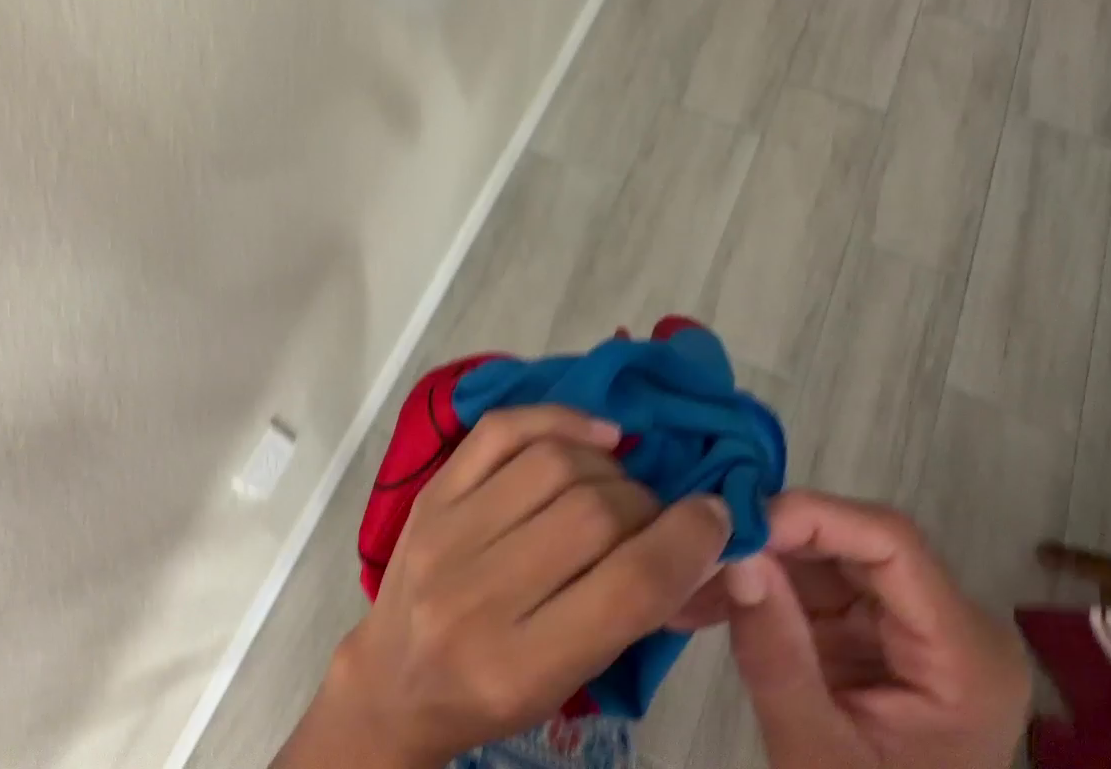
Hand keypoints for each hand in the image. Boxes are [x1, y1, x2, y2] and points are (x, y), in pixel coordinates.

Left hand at [274, 406, 733, 768]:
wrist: (395, 679)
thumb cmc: (496, 691)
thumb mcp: (573, 679)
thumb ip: (641, 613)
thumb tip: (710, 539)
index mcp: (521, 666)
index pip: (629, 584)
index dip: (689, 540)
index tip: (715, 516)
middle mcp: (476, 596)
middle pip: (594, 514)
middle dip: (648, 505)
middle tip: (656, 514)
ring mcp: (444, 534)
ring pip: (553, 463)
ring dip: (608, 467)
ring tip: (617, 484)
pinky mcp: (430, 492)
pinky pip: (502, 428)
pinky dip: (559, 419)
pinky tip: (593, 436)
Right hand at [685, 491, 1030, 768]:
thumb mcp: (817, 756)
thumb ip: (777, 654)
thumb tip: (734, 554)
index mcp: (965, 654)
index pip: (891, 544)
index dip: (812, 517)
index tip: (734, 524)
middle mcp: (946, 623)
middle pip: (853, 544)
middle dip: (769, 541)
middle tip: (694, 549)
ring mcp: (907, 627)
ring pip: (821, 560)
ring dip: (752, 565)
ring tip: (684, 584)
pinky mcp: (870, 636)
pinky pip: (809, 590)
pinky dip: (757, 593)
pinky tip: (702, 604)